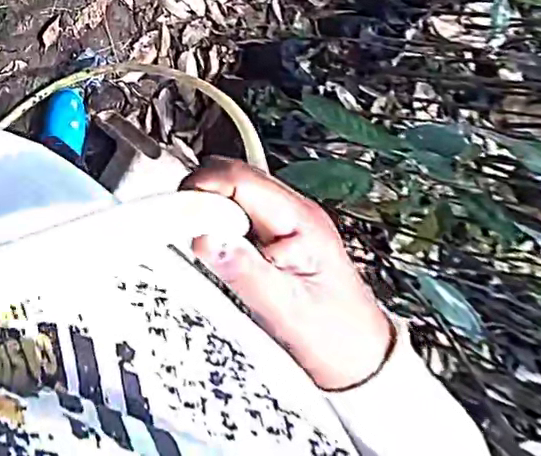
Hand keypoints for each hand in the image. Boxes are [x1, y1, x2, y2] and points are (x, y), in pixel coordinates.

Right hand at [182, 157, 395, 390]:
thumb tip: (205, 238)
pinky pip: (236, 211)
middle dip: (201, 196)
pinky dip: (218, 224)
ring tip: (205, 246)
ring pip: (232, 190)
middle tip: (185, 230)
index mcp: (301, 219)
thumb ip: (244, 272)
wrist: (364, 366)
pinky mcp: (276, 233)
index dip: (201, 189)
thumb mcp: (287, 313)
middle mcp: (294, 210)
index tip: (177, 213)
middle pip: (232, 174)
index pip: (238, 177)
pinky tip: (219, 250)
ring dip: (209, 210)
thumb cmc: (338, 344)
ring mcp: (286, 220)